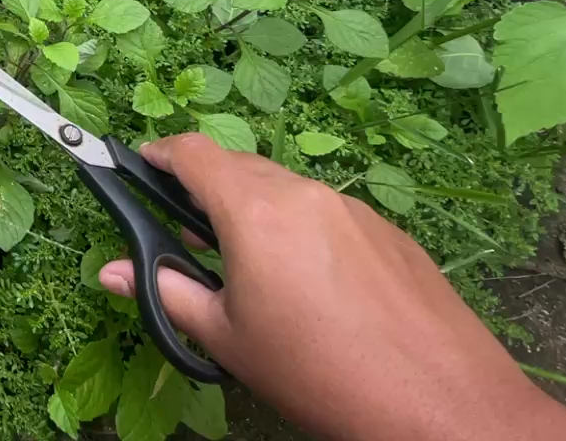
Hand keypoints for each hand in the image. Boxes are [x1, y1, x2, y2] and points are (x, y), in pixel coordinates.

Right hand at [98, 134, 565, 440]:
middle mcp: (302, 194)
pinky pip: (325, 211)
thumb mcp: (228, 339)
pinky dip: (299, 225)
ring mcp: (353, 210)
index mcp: (254, 211)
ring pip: (282, 187)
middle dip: (204, 187)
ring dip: (253, 206)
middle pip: (235, 165)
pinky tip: (312, 281)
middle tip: (194, 236)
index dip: (159, 153)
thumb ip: (164, 291)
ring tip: (253, 262)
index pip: (192, 152)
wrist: (457, 419)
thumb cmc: (321, 375)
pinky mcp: (392, 234)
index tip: (142, 167)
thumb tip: (108, 272)